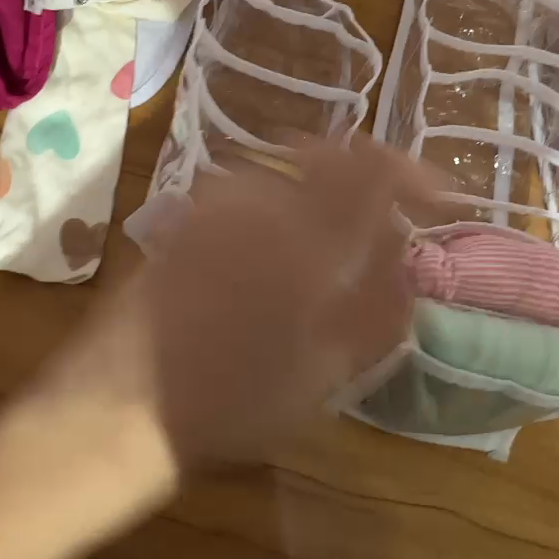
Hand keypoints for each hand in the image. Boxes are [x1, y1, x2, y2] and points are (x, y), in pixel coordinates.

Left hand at [38, 141, 432, 468]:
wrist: (118, 405)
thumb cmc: (232, 399)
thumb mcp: (325, 370)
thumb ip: (379, 310)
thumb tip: (410, 268)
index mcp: (308, 233)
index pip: (376, 168)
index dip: (415, 174)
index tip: (440, 200)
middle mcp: (265, 199)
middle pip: (333, 153)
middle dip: (372, 176)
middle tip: (390, 216)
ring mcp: (219, 202)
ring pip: (291, 167)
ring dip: (328, 186)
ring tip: (341, 232)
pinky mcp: (187, 215)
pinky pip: (253, 187)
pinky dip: (286, 199)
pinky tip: (282, 242)